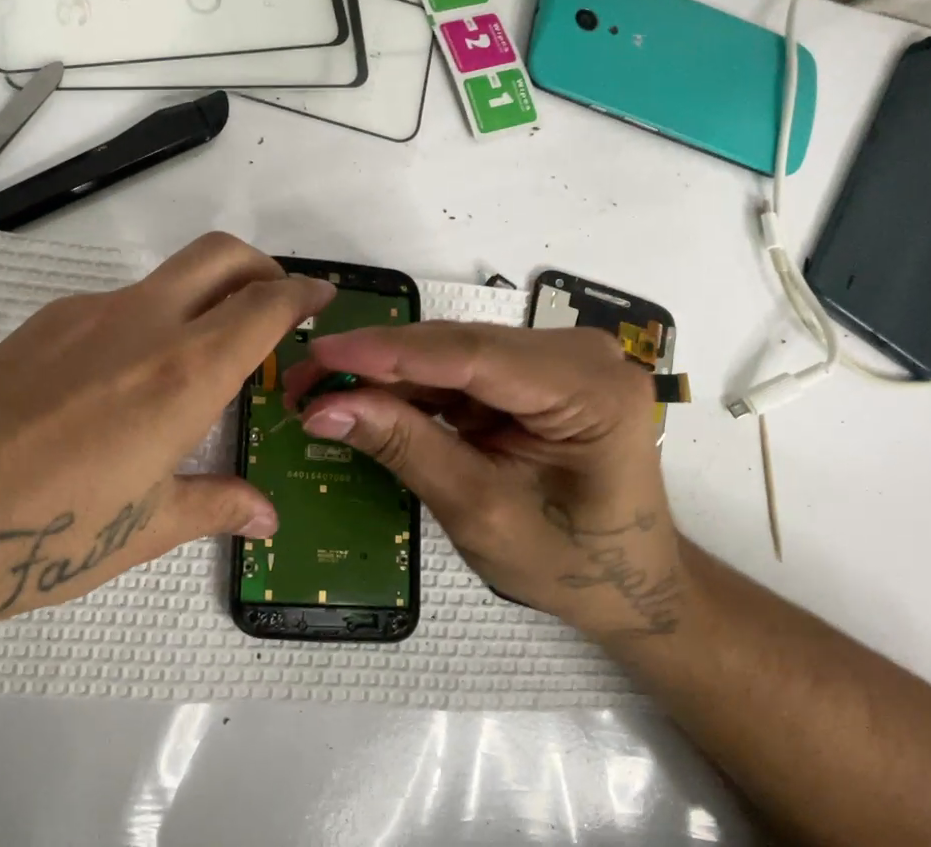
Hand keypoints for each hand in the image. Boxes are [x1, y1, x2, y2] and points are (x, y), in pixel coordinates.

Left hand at [0, 233, 333, 644]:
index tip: (320, 298)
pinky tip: (116, 385)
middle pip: (219, 256)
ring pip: (160, 281)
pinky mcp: (35, 326)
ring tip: (190, 364)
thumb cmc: (49, 536)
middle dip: (259, 267)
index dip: (302, 295)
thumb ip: (214, 506)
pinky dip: (139, 324)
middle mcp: (138, 325)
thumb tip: (264, 516)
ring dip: (194, 300)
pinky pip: (106, 309)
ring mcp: (80, 317)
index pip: (264, 306)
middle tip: (272, 304)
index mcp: (183, 373)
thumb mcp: (144, 528)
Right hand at [281, 323, 687, 643]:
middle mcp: (579, 357)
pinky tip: (363, 401)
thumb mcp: (481, 512)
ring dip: (384, 375)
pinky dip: (409, 389)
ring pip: (449, 353)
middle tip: (302, 383)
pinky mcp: (532, 375)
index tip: (318, 355)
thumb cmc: (570, 563)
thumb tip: (323, 407)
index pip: (473, 355)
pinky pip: (457, 371)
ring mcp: (556, 362)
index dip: (387, 351)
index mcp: (591, 391)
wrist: (628, 582)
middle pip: (456, 347)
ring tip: (320, 394)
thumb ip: (406, 448)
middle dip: (375, 363)